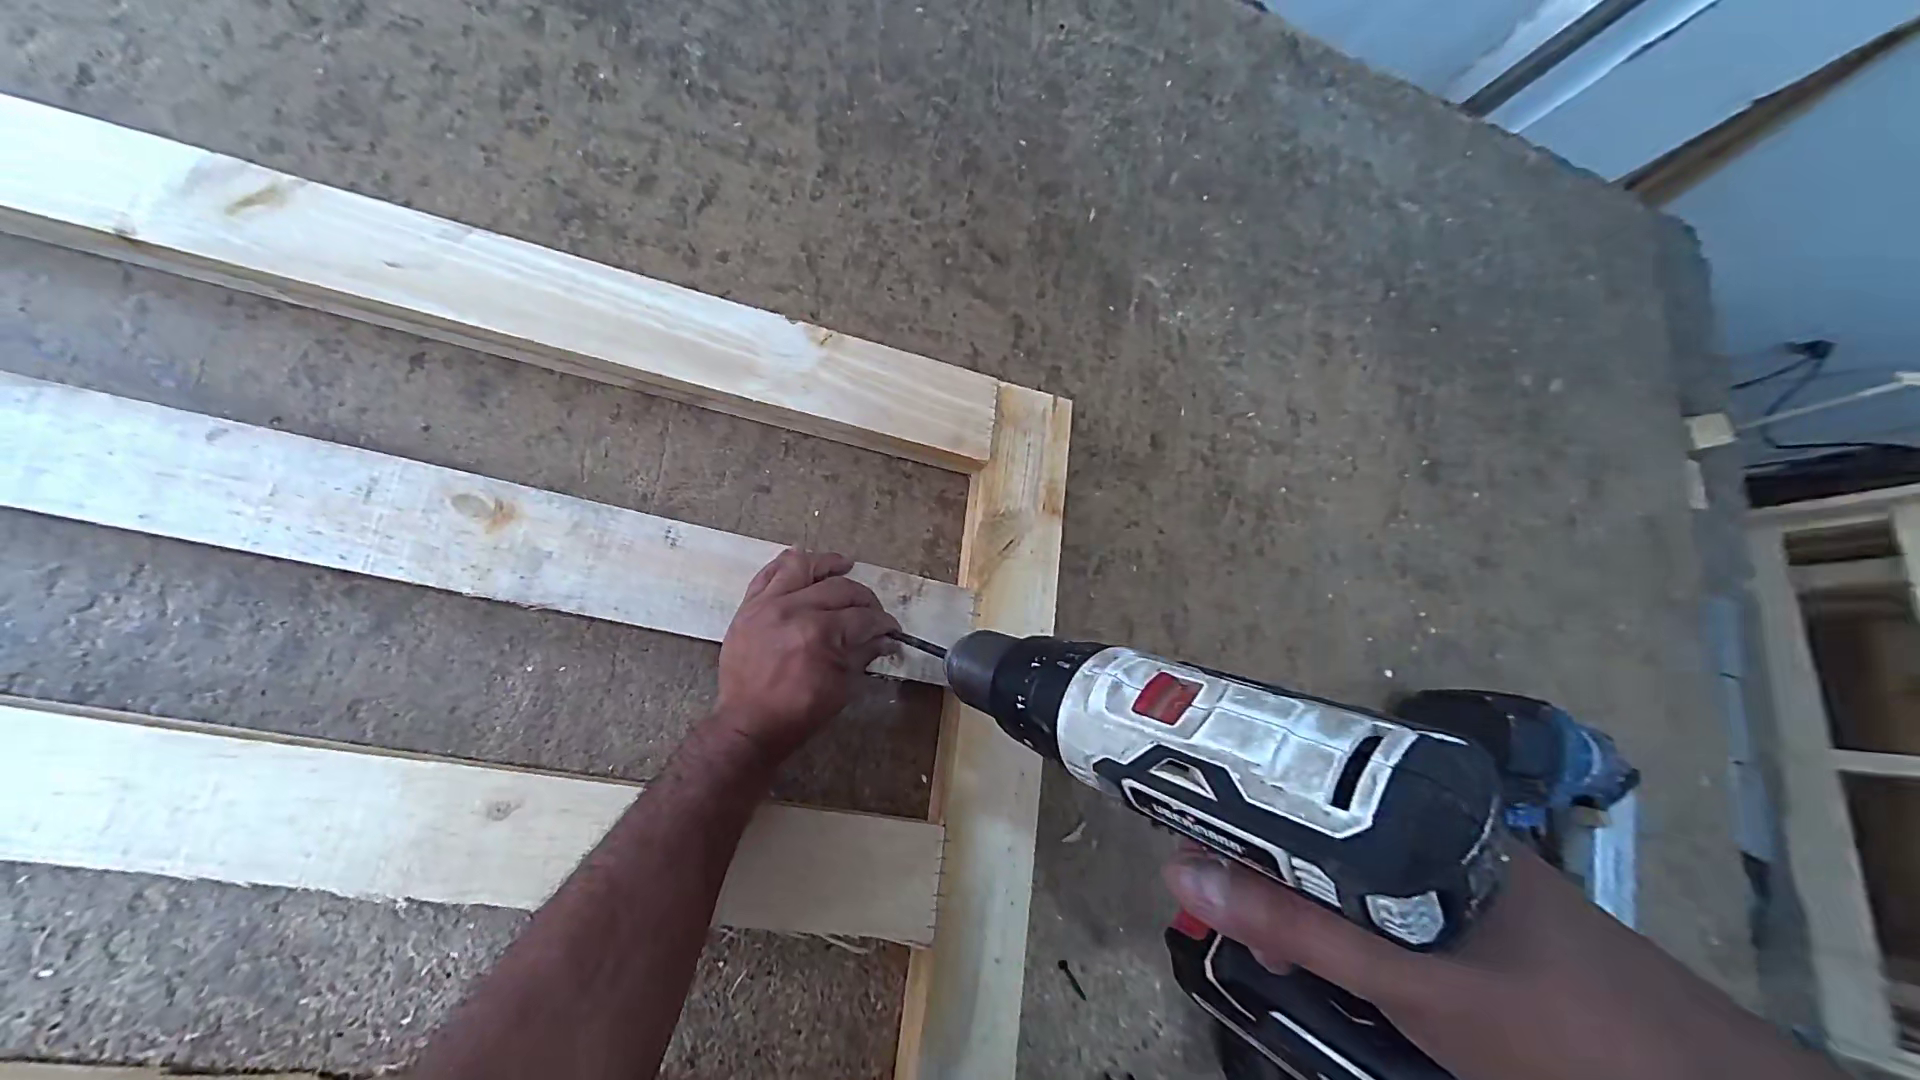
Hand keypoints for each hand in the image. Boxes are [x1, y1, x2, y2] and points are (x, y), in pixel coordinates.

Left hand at [713, 549, 900, 762]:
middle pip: (840, 589)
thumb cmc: (799, 711)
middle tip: (874, 611)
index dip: (883, 623)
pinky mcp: (748, 607)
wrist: (748, 724)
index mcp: (820, 633)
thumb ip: (864, 655)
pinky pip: (767, 574)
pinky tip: (802, 562)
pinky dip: (786, 564)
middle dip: (866, 599)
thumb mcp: (842, 687)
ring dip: (827, 563)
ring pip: (801, 566)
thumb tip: (886, 639)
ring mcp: (767, 605)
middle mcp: (794, 610)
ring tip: (844, 564)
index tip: (892, 629)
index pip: (863, 617)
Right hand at [1162, 843, 1844, 1079]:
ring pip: (1350, 881)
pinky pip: (1384, 918)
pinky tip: (1334, 976)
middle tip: (1218, 901)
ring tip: (1265, 945)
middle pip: (1321, 834)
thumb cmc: (1561, 1025)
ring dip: (1303, 908)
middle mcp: (1438, 841)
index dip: (1245, 795)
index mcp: (1427, 819)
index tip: (1192, 818)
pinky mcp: (1475, 934)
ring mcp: (1459, 889)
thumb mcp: (1413, 981)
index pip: (1309, 782)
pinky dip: (1347, 939)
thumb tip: (1187, 874)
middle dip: (1266, 866)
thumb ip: (1300, 929)